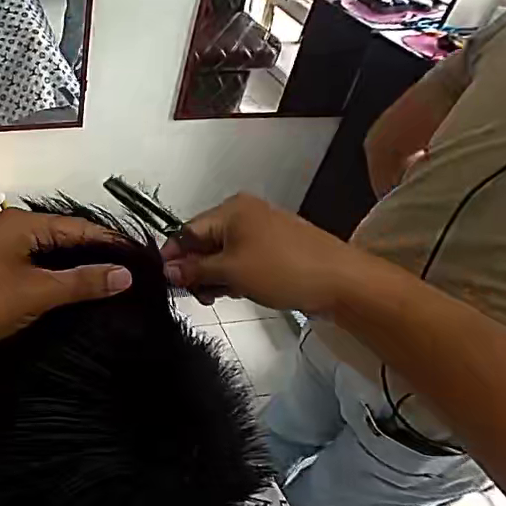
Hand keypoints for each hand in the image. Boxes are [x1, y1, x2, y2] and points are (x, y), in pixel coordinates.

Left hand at [0, 209, 131, 354]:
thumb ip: (83, 281)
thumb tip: (124, 275)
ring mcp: (6, 247)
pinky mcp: (1, 267)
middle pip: (68, 237)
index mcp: (22, 224)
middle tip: (130, 273)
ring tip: (112, 283)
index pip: (79, 227)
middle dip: (98, 255)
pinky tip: (79, 290)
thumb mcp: (37, 293)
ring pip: (55, 252)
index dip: (111, 243)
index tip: (138, 259)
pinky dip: (61, 276)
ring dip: (80, 267)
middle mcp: (14, 228)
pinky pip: (41, 265)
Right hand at [160, 193, 363, 315]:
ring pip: (223, 253)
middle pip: (204, 241)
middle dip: (197, 269)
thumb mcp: (232, 272)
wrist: (340, 281)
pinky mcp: (274, 248)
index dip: (174, 257)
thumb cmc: (282, 270)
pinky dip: (235, 275)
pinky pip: (242, 259)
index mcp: (231, 209)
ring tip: (220, 296)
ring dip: (215, 275)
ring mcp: (261, 230)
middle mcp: (244, 213)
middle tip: (199, 295)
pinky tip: (238, 291)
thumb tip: (167, 271)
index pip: (187, 231)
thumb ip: (196, 270)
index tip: (166, 283)